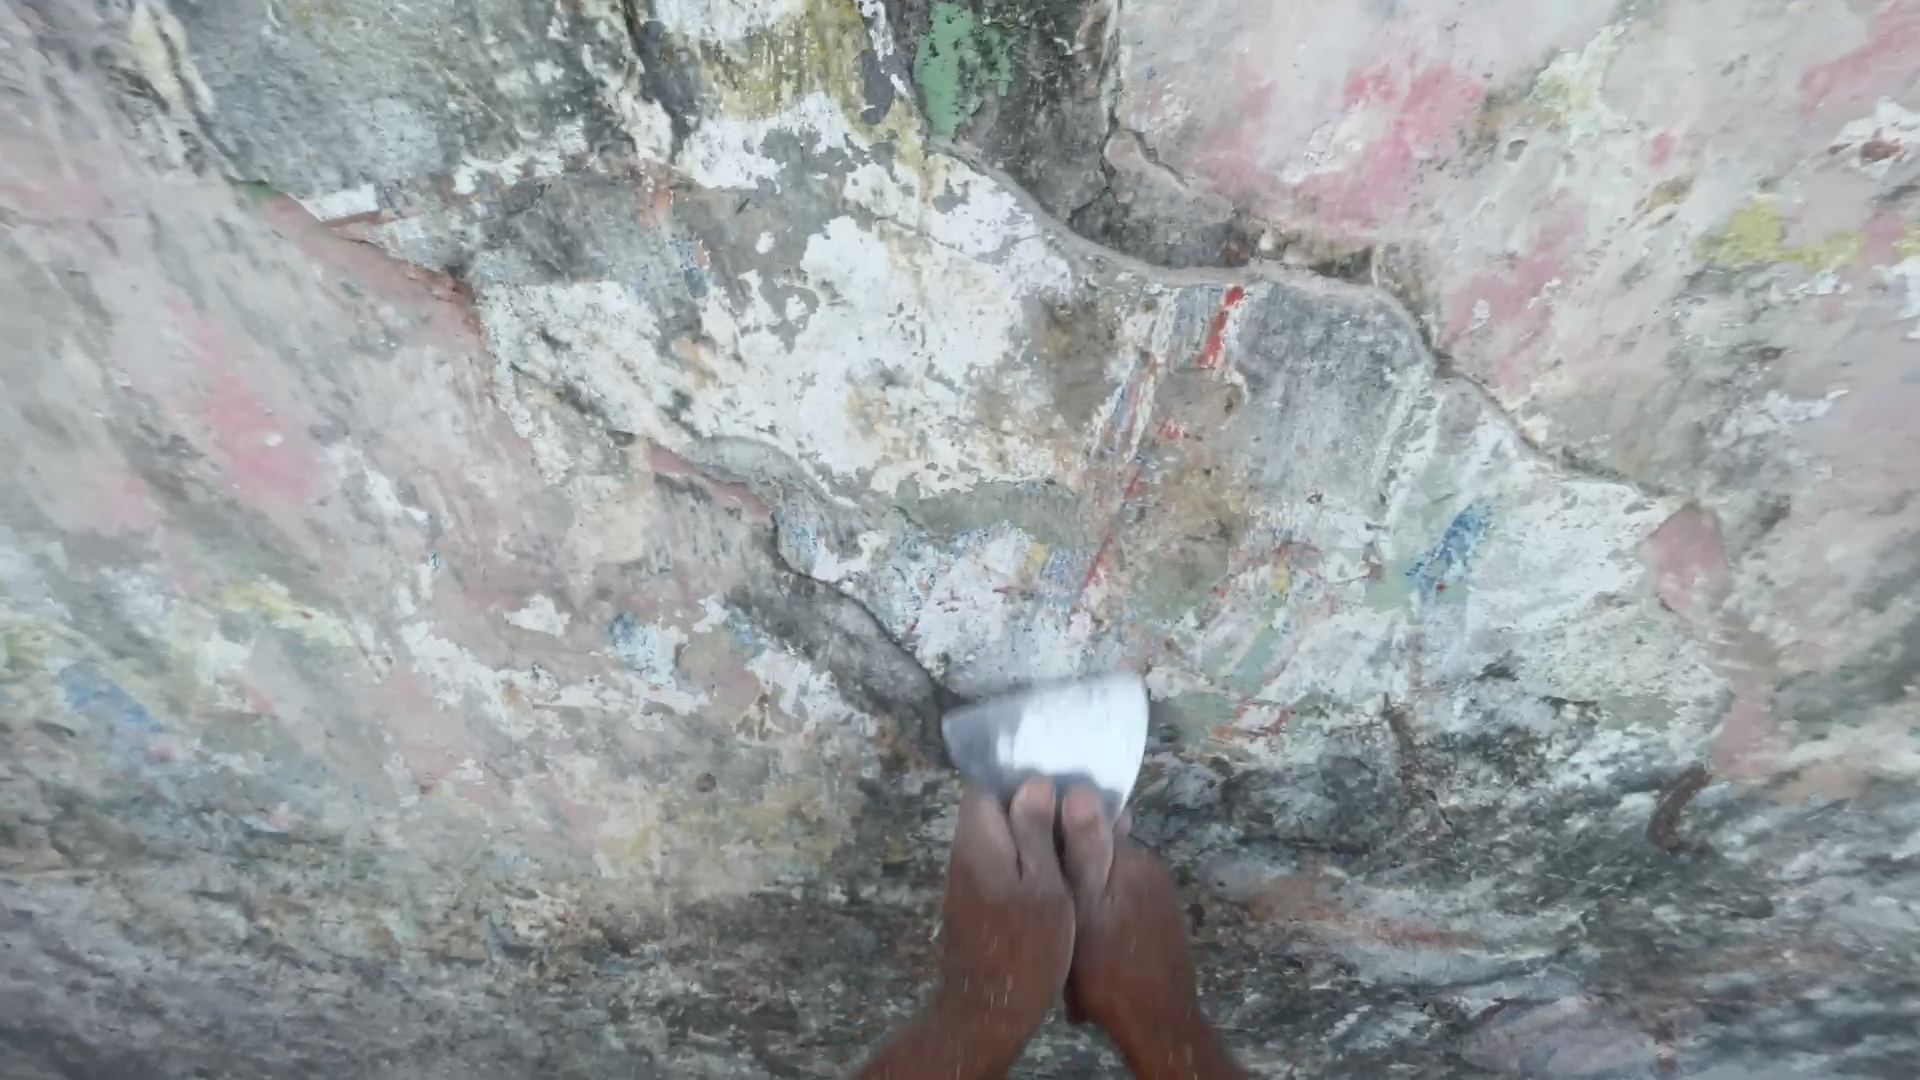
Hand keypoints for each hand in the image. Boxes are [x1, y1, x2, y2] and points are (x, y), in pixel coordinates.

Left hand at [858, 780, 1073, 1078]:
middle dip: (1039, 803)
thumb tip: (1035, 782)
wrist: (988, 1010)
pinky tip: (1069, 865)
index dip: (1023, 774)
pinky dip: (1035, 856)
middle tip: (1084, 807)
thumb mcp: (1043, 886)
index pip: (988, 781)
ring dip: (1041, 831)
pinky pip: (1008, 858)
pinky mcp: (981, 895)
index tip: (1060, 776)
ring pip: (1006, 833)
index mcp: (979, 836)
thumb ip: (1036, 832)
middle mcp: (967, 847)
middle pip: (999, 806)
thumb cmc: (1023, 946)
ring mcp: (971, 873)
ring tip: (1086, 832)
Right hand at [1060, 785, 1244, 1079]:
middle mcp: (1151, 867)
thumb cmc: (1111, 967)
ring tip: (1065, 934)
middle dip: (1071, 875)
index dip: (1056, 840)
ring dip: (1084, 902)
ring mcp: (1158, 896)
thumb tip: (1079, 788)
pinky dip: (1100, 920)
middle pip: (1096, 854)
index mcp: (1135, 856)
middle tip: (1051, 909)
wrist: (1158, 1028)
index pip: (1087, 824)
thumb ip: (1083, 847)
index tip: (1036, 861)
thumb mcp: (1084, 904)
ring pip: (1105, 883)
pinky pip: (1118, 905)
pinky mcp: (1159, 921)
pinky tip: (1087, 949)